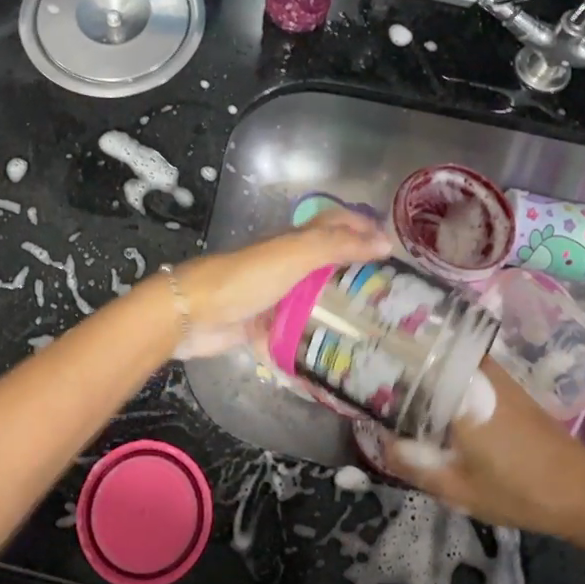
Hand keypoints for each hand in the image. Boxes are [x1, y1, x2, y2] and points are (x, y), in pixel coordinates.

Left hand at [168, 208, 391, 358]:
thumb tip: (384, 242)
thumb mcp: (294, 255)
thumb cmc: (245, 279)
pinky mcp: (259, 328)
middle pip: (324, 265)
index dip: (360, 228)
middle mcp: (284, 266)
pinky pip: (291, 334)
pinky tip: (336, 357)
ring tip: (373, 328)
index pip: (332, 226)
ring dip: (336, 311)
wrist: (191, 315)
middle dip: (355, 275)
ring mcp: (271, 298)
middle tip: (392, 295)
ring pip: (310, 301)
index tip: (393, 247)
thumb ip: (337, 247)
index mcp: (291, 242)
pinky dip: (310, 342)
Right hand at [383, 361, 584, 535]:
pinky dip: (442, 377)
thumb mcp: (458, 489)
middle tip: (367, 373)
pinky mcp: (506, 386)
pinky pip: (462, 369)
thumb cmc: (518, 489)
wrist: (584, 493)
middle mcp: (475, 371)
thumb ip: (414, 464)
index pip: (408, 359)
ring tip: (391, 384)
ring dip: (420, 367)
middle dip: (397, 359)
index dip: (379, 359)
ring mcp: (494, 375)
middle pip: (426, 352)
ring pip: (444, 359)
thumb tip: (381, 441)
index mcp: (459, 389)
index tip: (354, 365)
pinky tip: (430, 399)